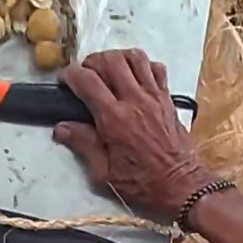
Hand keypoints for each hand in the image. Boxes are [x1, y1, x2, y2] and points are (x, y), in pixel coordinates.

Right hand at [54, 49, 218, 223]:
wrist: (181, 185)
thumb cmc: (141, 184)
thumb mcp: (104, 174)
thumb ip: (83, 146)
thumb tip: (62, 128)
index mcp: (114, 119)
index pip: (88, 81)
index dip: (70, 74)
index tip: (64, 80)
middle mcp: (135, 101)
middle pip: (111, 60)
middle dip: (92, 62)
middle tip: (85, 75)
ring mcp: (154, 96)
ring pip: (135, 57)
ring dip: (117, 58)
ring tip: (108, 72)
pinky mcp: (167, 98)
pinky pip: (155, 68)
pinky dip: (142, 65)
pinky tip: (134, 78)